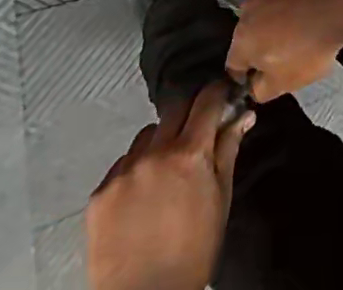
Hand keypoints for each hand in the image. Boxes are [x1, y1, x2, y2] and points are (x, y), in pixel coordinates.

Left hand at [84, 80, 255, 289]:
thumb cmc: (195, 250)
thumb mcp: (221, 199)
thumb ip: (229, 150)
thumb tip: (243, 114)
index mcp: (189, 153)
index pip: (207, 100)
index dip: (217, 92)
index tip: (223, 94)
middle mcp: (154, 152)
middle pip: (174, 108)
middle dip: (190, 112)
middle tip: (197, 132)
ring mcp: (122, 171)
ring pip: (146, 135)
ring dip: (160, 141)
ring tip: (165, 171)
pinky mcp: (99, 193)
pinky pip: (122, 164)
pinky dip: (136, 169)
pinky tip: (141, 197)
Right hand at [227, 0, 342, 101]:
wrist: (338, 4)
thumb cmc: (311, 47)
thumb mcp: (287, 83)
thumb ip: (262, 90)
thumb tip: (253, 87)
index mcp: (241, 42)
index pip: (234, 65)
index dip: (246, 75)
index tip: (264, 77)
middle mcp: (245, 12)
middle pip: (247, 34)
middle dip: (260, 44)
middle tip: (284, 51)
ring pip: (261, 8)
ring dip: (271, 17)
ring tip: (295, 23)